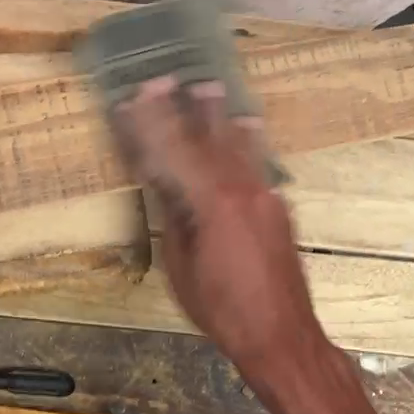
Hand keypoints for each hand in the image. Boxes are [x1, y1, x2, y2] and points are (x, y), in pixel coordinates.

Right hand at [111, 77, 327, 371]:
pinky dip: (246, 141)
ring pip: (240, 146)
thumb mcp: (180, 263)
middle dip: (185, 108)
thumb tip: (162, 183)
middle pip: (208, 139)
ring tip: (210, 88)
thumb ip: (173, 216)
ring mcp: (266, 197)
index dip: (150, 124)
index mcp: (212, 202)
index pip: (172, 152)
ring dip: (220, 116)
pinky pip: (258, 163)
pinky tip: (247, 128)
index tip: (133, 97)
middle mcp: (243, 189)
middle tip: (168, 79)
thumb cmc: (220, 307)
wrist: (281, 334)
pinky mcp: (278, 209)